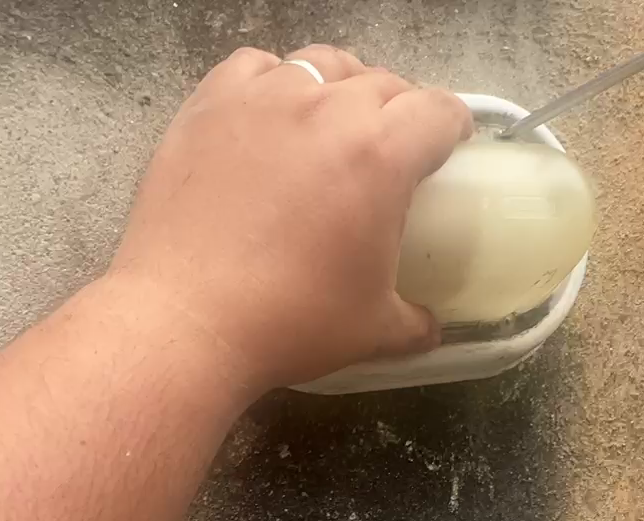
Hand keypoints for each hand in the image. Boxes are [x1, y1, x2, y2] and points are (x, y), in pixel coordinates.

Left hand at [109, 46, 473, 390]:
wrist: (190, 320)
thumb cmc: (292, 323)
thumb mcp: (372, 331)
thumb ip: (415, 324)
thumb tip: (431, 329)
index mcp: (380, 155)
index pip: (436, 112)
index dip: (453, 125)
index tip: (451, 142)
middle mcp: (326, 108)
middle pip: (383, 83)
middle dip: (400, 111)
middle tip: (393, 149)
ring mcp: (263, 98)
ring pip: (323, 65)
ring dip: (343, 88)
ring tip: (336, 123)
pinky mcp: (210, 104)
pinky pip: (257, 69)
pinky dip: (276, 83)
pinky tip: (272, 117)